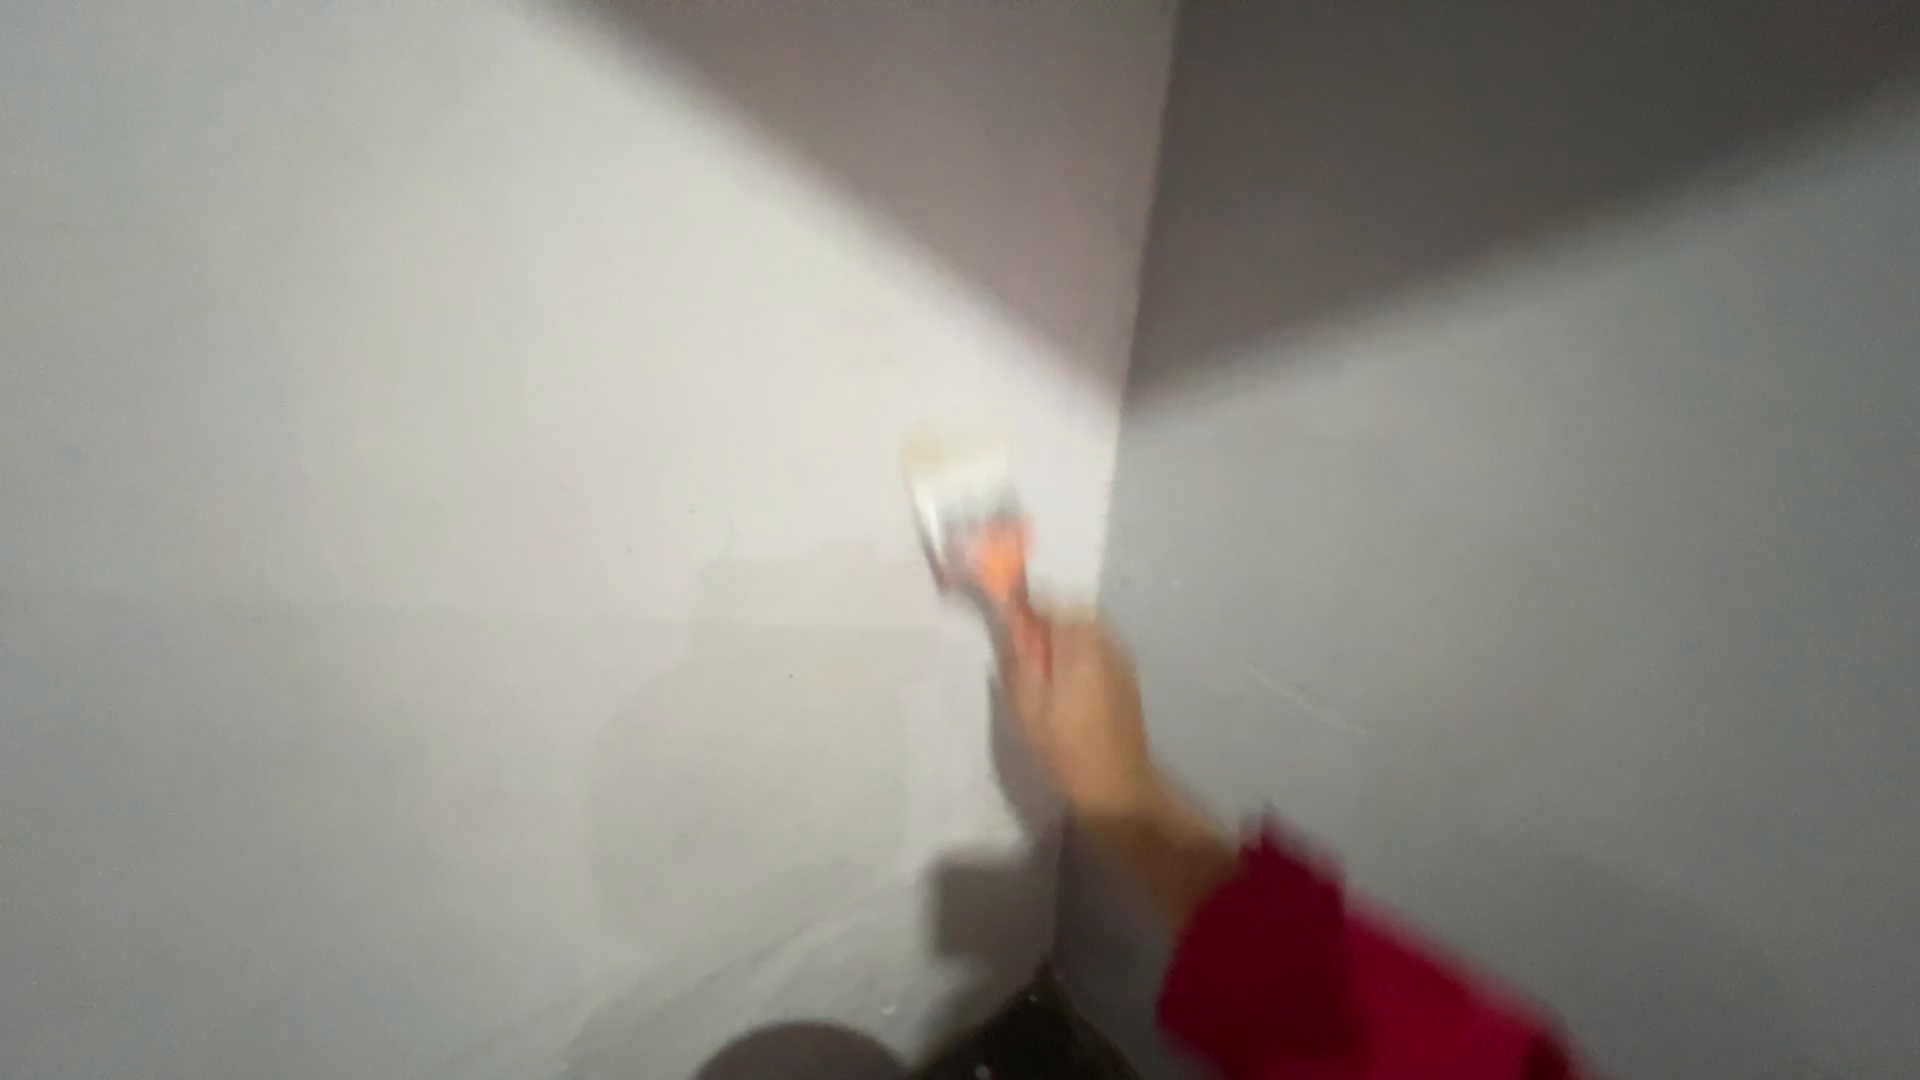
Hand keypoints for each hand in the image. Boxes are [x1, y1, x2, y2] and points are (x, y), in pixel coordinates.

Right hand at [1001, 610, 1161, 817]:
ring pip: (1088, 624)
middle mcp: (1105, 640)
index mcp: (1078, 642)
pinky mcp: (1128, 674)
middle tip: (1024, 632)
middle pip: (1072, 607)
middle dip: (1047, 612)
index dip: (1025, 597)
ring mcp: (1121, 657)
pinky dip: (1081, 645)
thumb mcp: (1025, 704)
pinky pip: (1100, 643)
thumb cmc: (1064, 746)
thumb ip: (1017, 656)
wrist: (1116, 785)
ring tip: (1044, 654)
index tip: (1006, 603)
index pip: (1050, 599)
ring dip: (1065, 628)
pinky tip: (1067, 672)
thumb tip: (1009, 622)